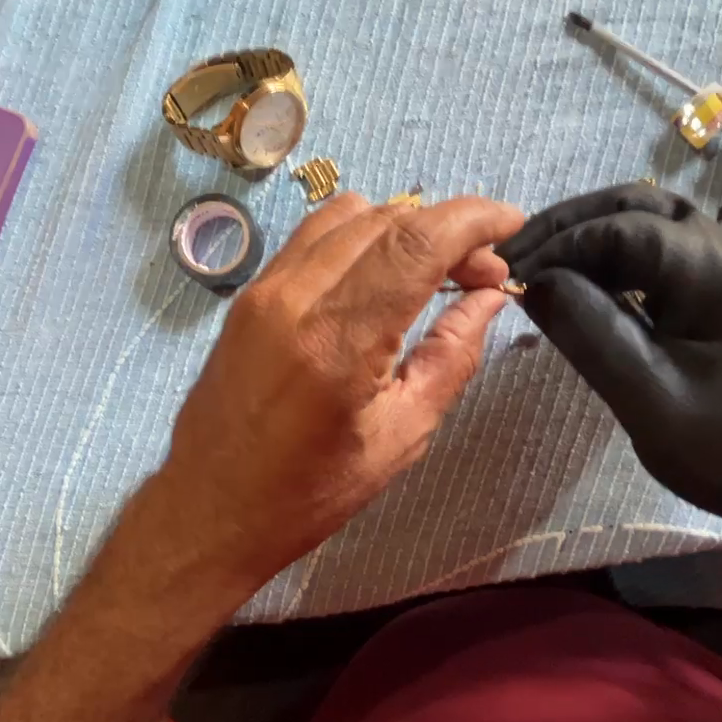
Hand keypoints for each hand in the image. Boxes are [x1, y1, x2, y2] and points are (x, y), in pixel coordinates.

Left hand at [144, 192, 524, 598]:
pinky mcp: (248, 293)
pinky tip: (379, 278)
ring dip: (404, 229)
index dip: (475, 220)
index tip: (513, 224)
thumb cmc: (310, 492)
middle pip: (388, 219)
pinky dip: (361, 237)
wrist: (209, 507)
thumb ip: (451, 357)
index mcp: (338, 340)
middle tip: (482, 274)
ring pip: (349, 215)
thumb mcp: (400, 437)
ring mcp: (264, 288)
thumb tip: (488, 297)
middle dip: (449, 230)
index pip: (417, 241)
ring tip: (432, 277)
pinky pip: (314, 235)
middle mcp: (296, 296)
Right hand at [496, 182, 721, 606]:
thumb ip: (591, 334)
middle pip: (645, 210)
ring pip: (660, 232)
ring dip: (597, 241)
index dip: (560, 242)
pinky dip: (624, 267)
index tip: (509, 274)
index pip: (625, 227)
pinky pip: (674, 265)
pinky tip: (595, 295)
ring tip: (545, 270)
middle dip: (574, 225)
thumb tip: (535, 282)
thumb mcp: (652, 402)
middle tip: (518, 255)